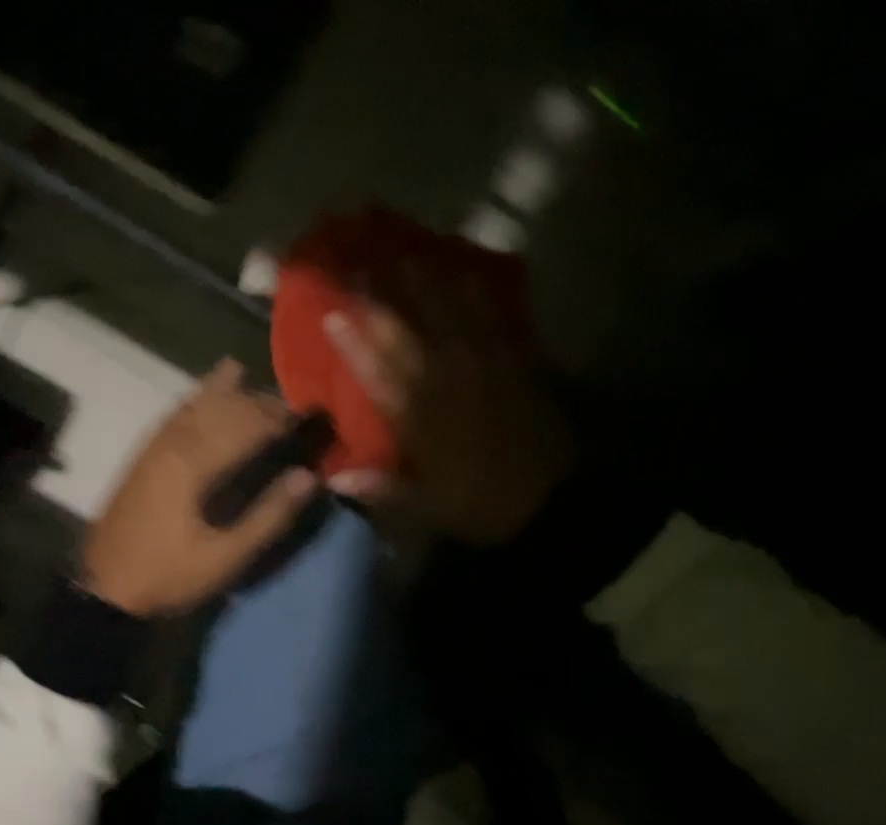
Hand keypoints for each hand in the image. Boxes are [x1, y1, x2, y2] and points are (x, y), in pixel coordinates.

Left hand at [82, 359, 319, 615]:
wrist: (104, 587)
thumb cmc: (168, 574)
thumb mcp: (226, 556)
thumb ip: (268, 515)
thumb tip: (308, 476)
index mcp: (194, 463)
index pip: (247, 424)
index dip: (281, 420)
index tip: (311, 425)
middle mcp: (173, 442)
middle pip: (224, 407)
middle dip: (261, 404)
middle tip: (294, 415)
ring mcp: (154, 446)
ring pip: (198, 404)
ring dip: (232, 395)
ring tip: (262, 396)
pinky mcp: (143, 455)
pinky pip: (175, 413)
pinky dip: (197, 398)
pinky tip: (210, 393)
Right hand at [323, 261, 579, 544]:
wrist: (553, 501)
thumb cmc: (482, 506)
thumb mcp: (426, 507)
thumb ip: (381, 487)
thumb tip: (332, 476)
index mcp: (420, 419)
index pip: (377, 372)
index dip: (353, 342)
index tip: (332, 313)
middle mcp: (446, 383)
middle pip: (409, 333)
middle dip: (383, 299)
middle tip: (363, 266)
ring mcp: (483, 368)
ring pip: (451, 317)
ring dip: (428, 286)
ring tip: (410, 255)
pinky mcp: (516, 365)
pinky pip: (494, 322)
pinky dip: (479, 298)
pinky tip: (469, 276)